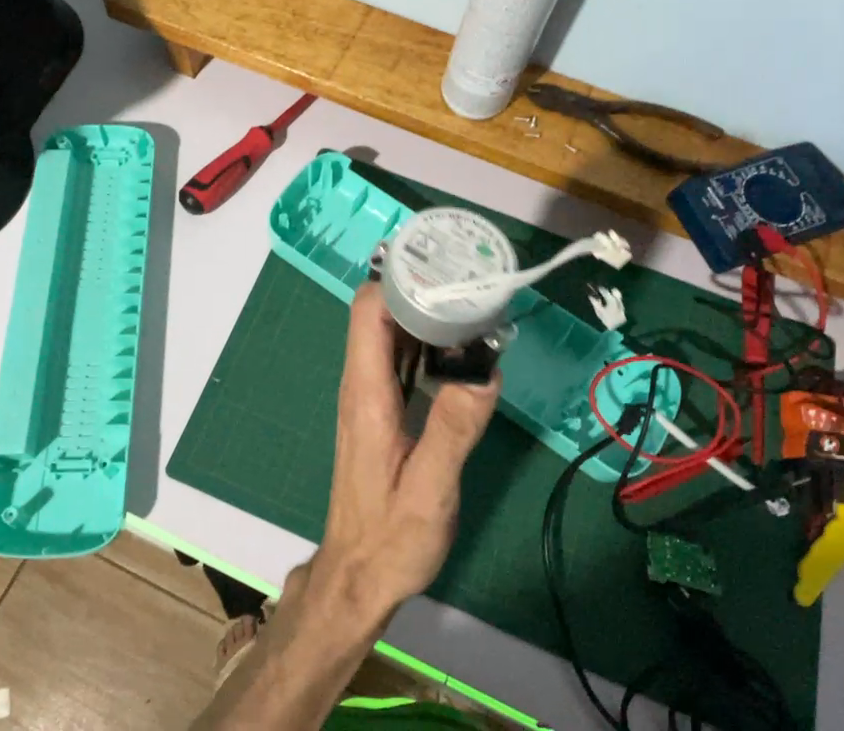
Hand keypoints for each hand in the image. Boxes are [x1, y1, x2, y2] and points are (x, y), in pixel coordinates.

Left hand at [301, 283, 501, 633]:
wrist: (359, 575)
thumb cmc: (392, 538)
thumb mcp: (430, 491)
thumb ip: (453, 430)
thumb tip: (484, 368)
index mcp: (366, 393)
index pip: (370, 312)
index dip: (403, 281)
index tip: (449, 269)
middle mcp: (362, 385)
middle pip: (381, 314)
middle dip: (424, 290)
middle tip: (476, 282)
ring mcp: (370, 397)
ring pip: (392, 335)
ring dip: (429, 315)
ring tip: (477, 304)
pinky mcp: (381, 411)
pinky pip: (401, 360)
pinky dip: (429, 344)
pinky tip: (464, 349)